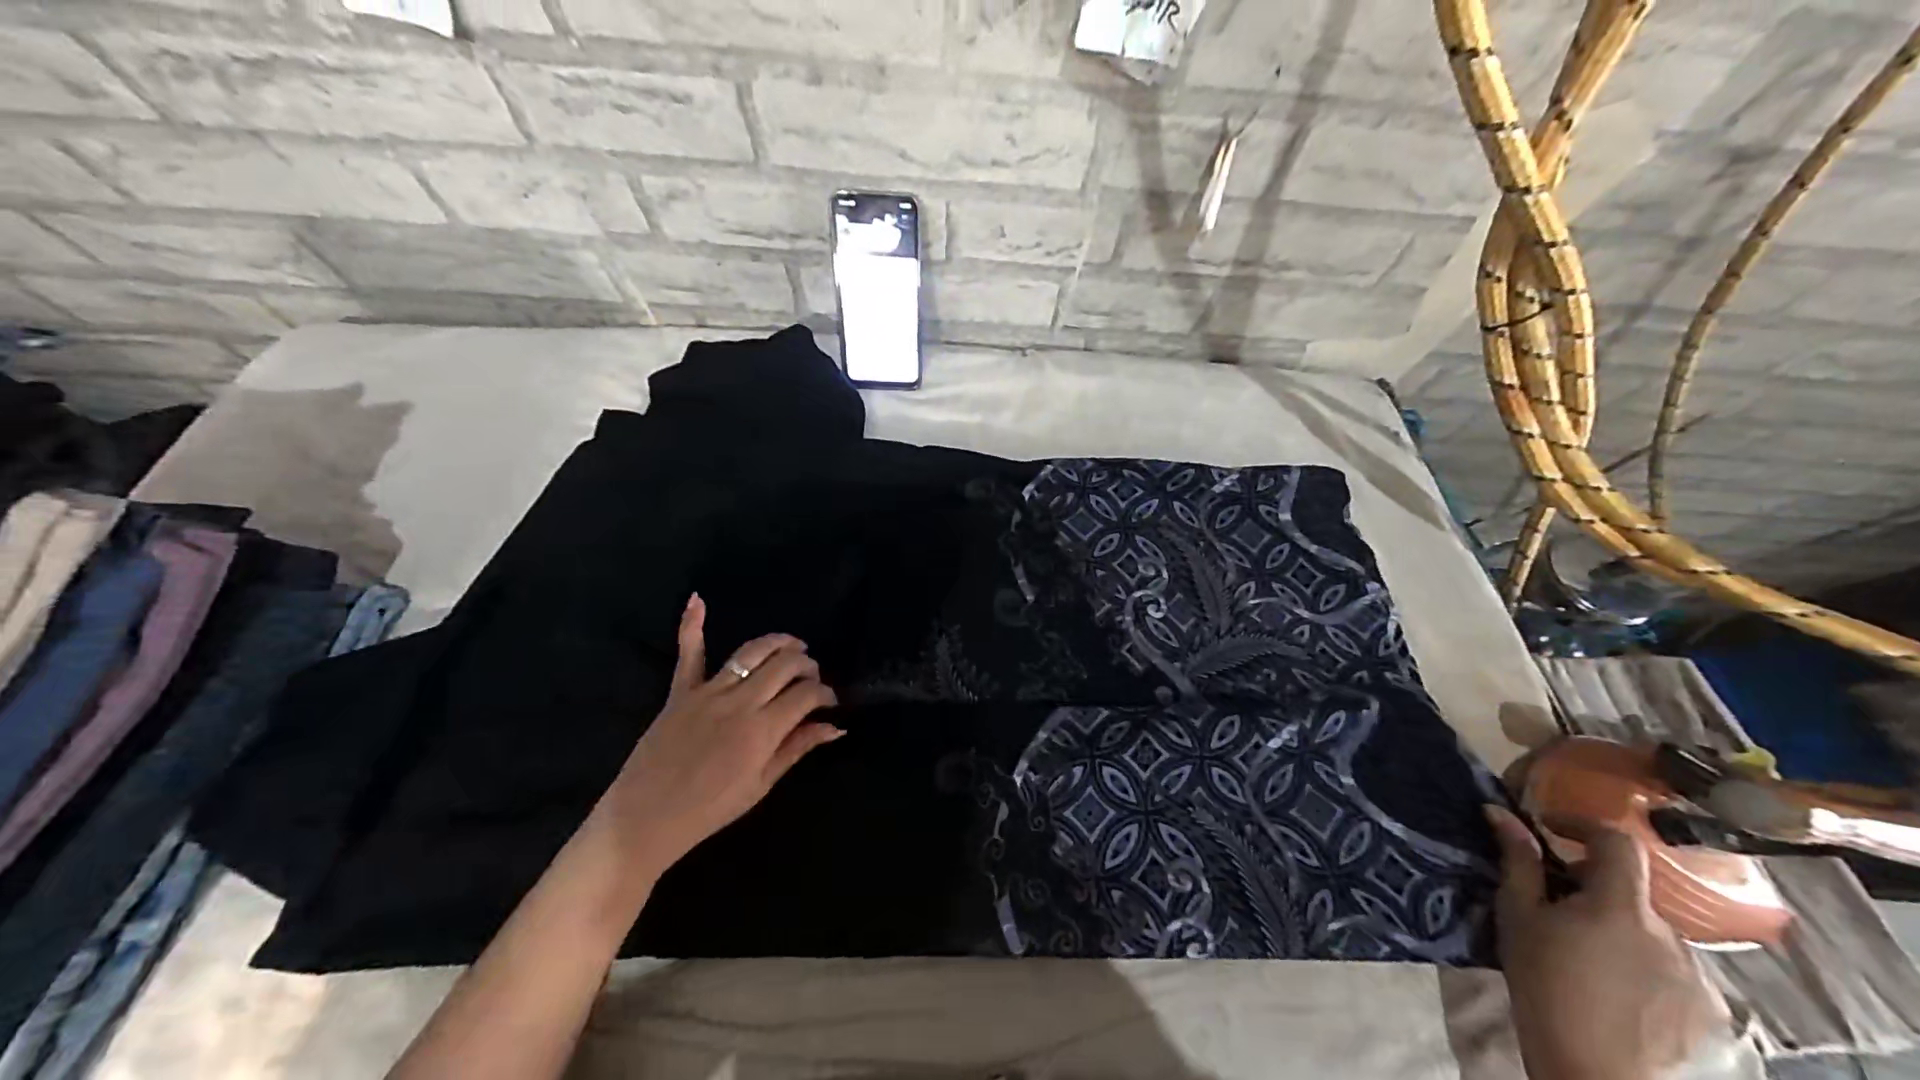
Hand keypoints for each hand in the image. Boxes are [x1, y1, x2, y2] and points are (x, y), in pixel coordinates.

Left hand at [591, 594, 843, 881]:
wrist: (646, 817)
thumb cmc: (710, 809)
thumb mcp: (761, 784)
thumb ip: (797, 748)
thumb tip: (835, 727)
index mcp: (763, 730)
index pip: (807, 694)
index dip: (825, 693)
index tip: (829, 701)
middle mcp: (740, 702)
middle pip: (785, 665)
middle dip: (807, 664)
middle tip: (812, 676)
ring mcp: (708, 692)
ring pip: (751, 652)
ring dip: (778, 642)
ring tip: (792, 645)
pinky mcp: (681, 691)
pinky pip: (689, 653)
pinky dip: (692, 625)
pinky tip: (698, 600)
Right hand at [1485, 805, 1728, 1079]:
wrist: (1590, 1069)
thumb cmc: (1542, 982)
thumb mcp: (1517, 915)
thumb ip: (1517, 861)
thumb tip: (1500, 811)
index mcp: (1621, 906)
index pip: (1618, 843)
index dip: (1584, 824)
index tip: (1551, 827)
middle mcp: (1671, 932)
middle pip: (1630, 890)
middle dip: (1591, 886)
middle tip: (1554, 905)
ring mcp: (1697, 973)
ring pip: (1650, 930)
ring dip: (1617, 927)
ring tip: (1583, 953)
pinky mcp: (1710, 1009)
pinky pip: (1671, 966)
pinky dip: (1642, 962)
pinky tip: (1614, 987)